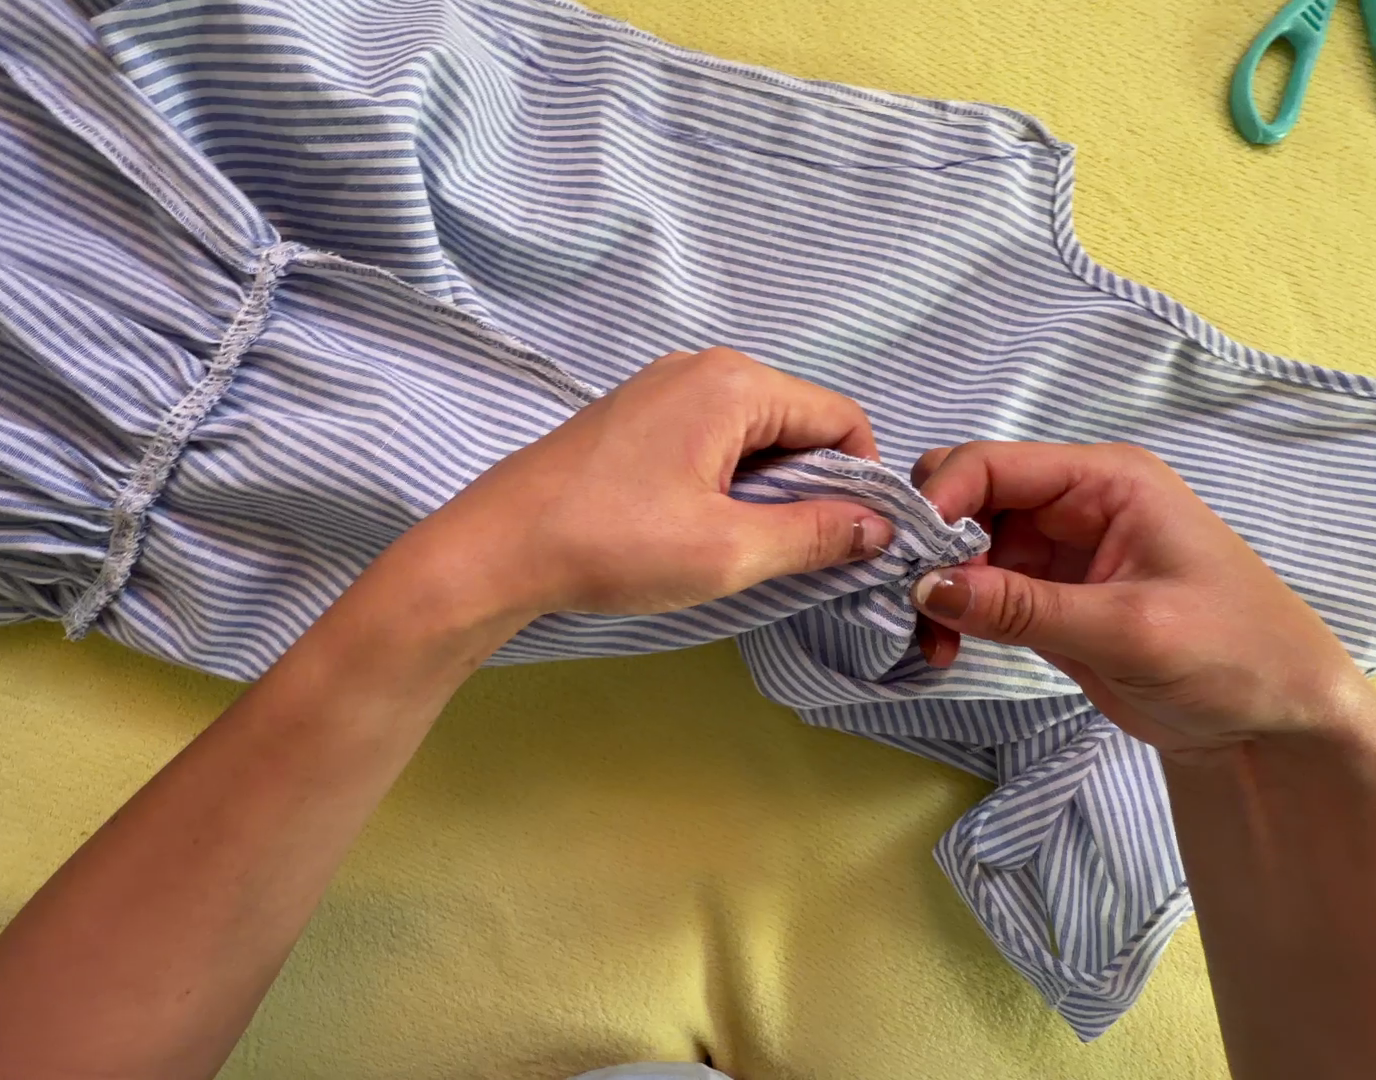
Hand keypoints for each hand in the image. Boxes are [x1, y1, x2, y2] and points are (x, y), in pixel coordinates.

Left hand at [404, 347, 895, 618]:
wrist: (495, 548)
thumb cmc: (612, 544)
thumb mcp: (728, 550)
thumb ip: (816, 534)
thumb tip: (880, 526)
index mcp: (732, 384)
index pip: (839, 417)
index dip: (861, 479)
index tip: (850, 537)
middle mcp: (698, 368)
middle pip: (795, 421)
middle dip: (809, 485)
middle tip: (787, 549)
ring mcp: (657, 388)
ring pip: (749, 433)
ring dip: (763, 488)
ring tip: (735, 542)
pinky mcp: (630, 416)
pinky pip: (706, 438)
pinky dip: (722, 480)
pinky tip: (695, 523)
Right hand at [907, 441, 1375, 757]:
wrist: (1273, 729)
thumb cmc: (1235, 658)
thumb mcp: (1129, 630)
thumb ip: (1021, 607)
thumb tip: (923, 588)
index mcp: (1102, 481)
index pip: (992, 464)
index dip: (940, 500)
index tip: (904, 555)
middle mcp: (1068, 503)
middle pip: (964, 497)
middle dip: (929, 541)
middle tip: (911, 595)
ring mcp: (1049, 549)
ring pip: (956, 544)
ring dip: (934, 585)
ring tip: (932, 640)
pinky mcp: (1037, 592)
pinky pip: (969, 586)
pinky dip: (948, 612)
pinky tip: (946, 649)